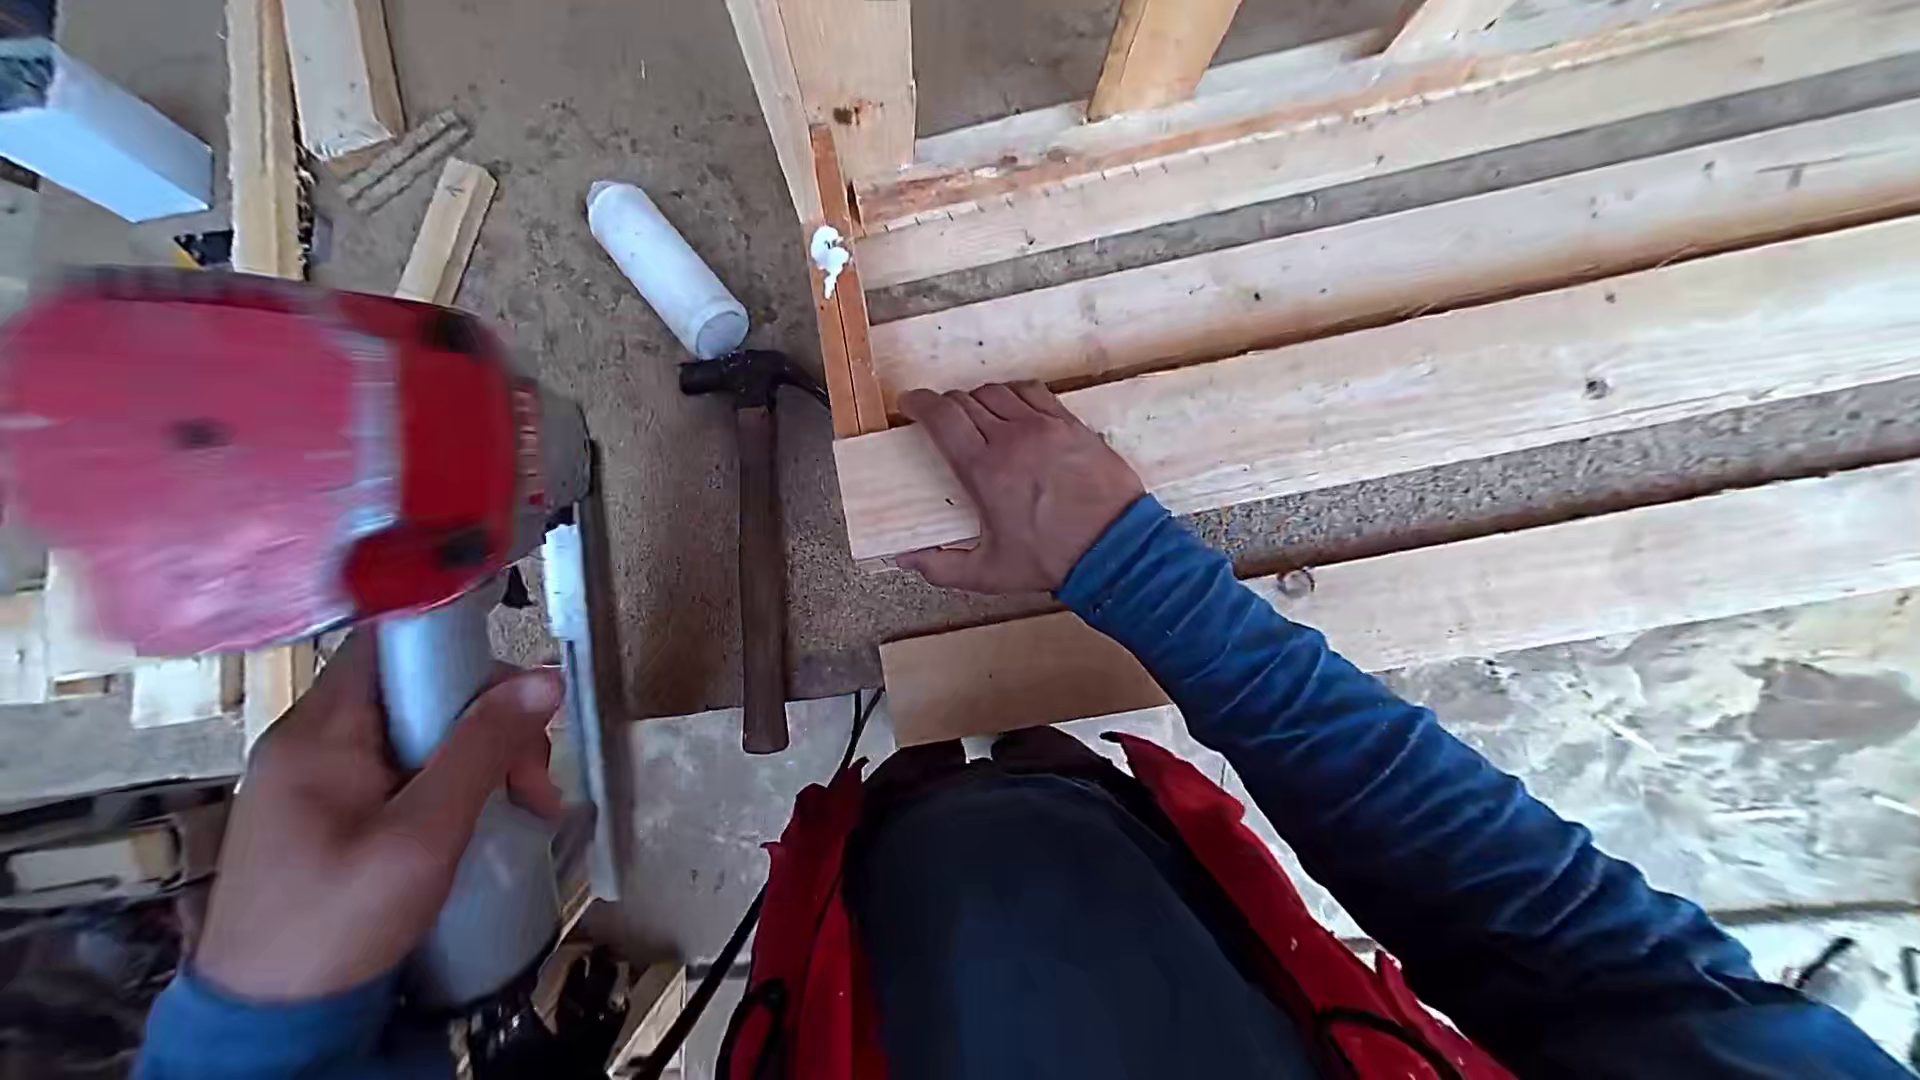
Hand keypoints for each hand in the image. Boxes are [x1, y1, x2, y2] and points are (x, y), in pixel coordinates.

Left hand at [195, 634, 564, 1001]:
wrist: (274, 1026)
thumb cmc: (339, 923)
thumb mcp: (424, 832)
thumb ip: (483, 747)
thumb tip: (547, 676)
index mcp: (321, 733)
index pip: (393, 644)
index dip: (459, 646)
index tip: (517, 685)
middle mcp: (323, 740)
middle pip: (431, 688)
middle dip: (497, 719)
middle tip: (532, 771)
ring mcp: (336, 774)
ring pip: (438, 726)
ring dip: (495, 753)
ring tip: (531, 802)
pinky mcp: (353, 803)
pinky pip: (426, 763)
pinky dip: (473, 778)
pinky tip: (505, 810)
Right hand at [898, 382, 1144, 593]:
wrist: (1114, 548)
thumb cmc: (1050, 559)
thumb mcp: (988, 572)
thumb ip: (941, 567)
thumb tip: (905, 560)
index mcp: (984, 468)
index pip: (942, 417)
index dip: (919, 403)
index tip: (909, 404)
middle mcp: (1011, 437)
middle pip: (966, 400)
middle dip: (945, 405)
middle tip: (941, 418)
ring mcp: (1044, 426)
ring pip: (997, 391)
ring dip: (978, 398)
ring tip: (975, 414)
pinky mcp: (1070, 424)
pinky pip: (1034, 392)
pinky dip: (1014, 393)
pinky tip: (1012, 407)